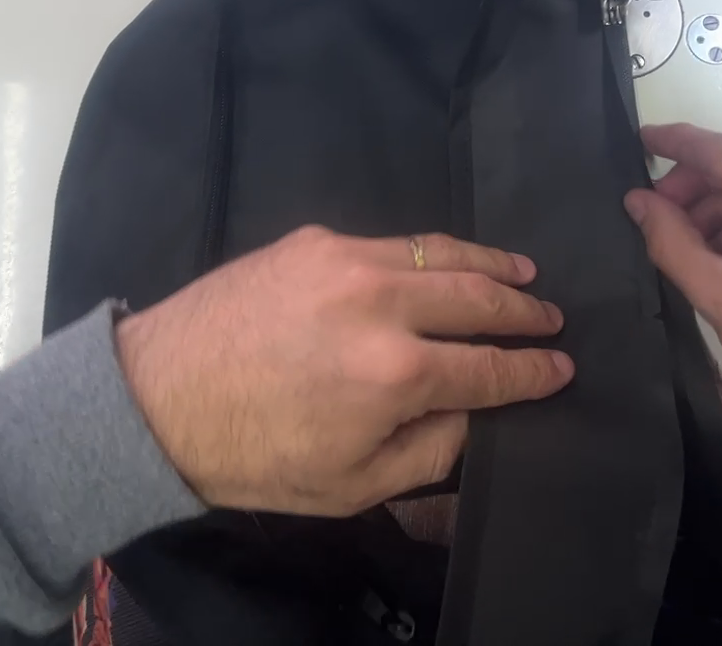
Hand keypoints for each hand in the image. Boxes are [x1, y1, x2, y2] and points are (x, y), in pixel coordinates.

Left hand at [114, 226, 573, 514]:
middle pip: (478, 296)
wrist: (159, 395)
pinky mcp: (317, 237)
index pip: (490, 366)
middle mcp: (383, 302)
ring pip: (441, 251)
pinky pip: (392, 242)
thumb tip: (474, 409)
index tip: (562, 366)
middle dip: (525, 309)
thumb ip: (431, 446)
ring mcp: (348, 258)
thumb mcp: (353, 484)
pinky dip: (431, 253)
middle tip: (551, 316)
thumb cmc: (255, 455)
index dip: (533, 370)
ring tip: (522, 270)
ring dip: (490, 262)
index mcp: (397, 372)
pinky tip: (444, 261)